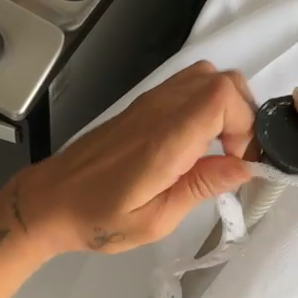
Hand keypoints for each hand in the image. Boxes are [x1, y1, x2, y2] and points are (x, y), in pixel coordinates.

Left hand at [14, 62, 255, 255]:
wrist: (50, 200)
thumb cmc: (99, 218)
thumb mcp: (155, 219)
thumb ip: (202, 187)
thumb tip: (247, 167)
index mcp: (164, 139)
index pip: (222, 96)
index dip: (246, 124)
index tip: (240, 161)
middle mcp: (159, 109)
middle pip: (222, 80)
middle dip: (243, 116)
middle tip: (234, 158)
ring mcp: (149, 102)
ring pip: (206, 77)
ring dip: (226, 109)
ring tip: (219, 150)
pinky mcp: (141, 105)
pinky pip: (186, 87)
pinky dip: (205, 106)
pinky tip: (195, 144)